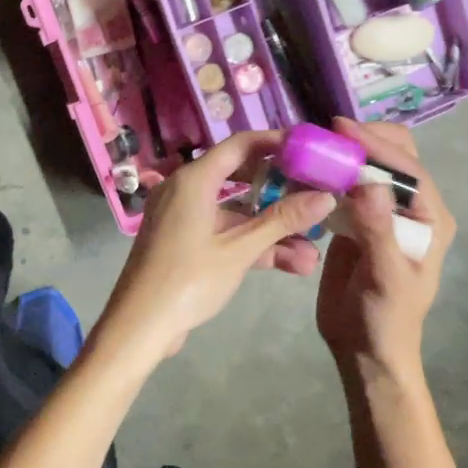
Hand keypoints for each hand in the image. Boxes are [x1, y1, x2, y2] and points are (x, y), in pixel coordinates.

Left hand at [97, 131, 337, 359]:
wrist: (139, 325)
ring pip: (237, 213)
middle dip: (282, 191)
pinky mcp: (186, 242)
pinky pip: (225, 233)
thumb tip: (327, 196)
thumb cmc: (188, 280)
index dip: (278, 143)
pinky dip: (254, 245)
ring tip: (315, 249)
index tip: (313, 150)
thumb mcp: (240, 250)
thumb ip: (282, 220)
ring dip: (274, 230)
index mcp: (193, 180)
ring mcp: (185, 217)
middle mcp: (186, 190)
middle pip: (242, 177)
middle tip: (320, 195)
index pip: (241, 145)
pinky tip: (294, 264)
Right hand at [315, 120, 454, 372]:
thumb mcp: (387, 278)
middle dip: (360, 142)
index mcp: (428, 218)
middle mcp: (407, 209)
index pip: (407, 167)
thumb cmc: (386, 318)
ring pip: (363, 169)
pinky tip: (301, 174)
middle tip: (321, 139)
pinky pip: (340, 190)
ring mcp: (379, 214)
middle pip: (391, 157)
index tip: (339, 128)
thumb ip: (379, 232)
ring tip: (306, 150)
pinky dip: (324, 177)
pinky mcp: (353, 223)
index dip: (376, 144)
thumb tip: (369, 184)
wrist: (365, 349)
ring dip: (339, 156)